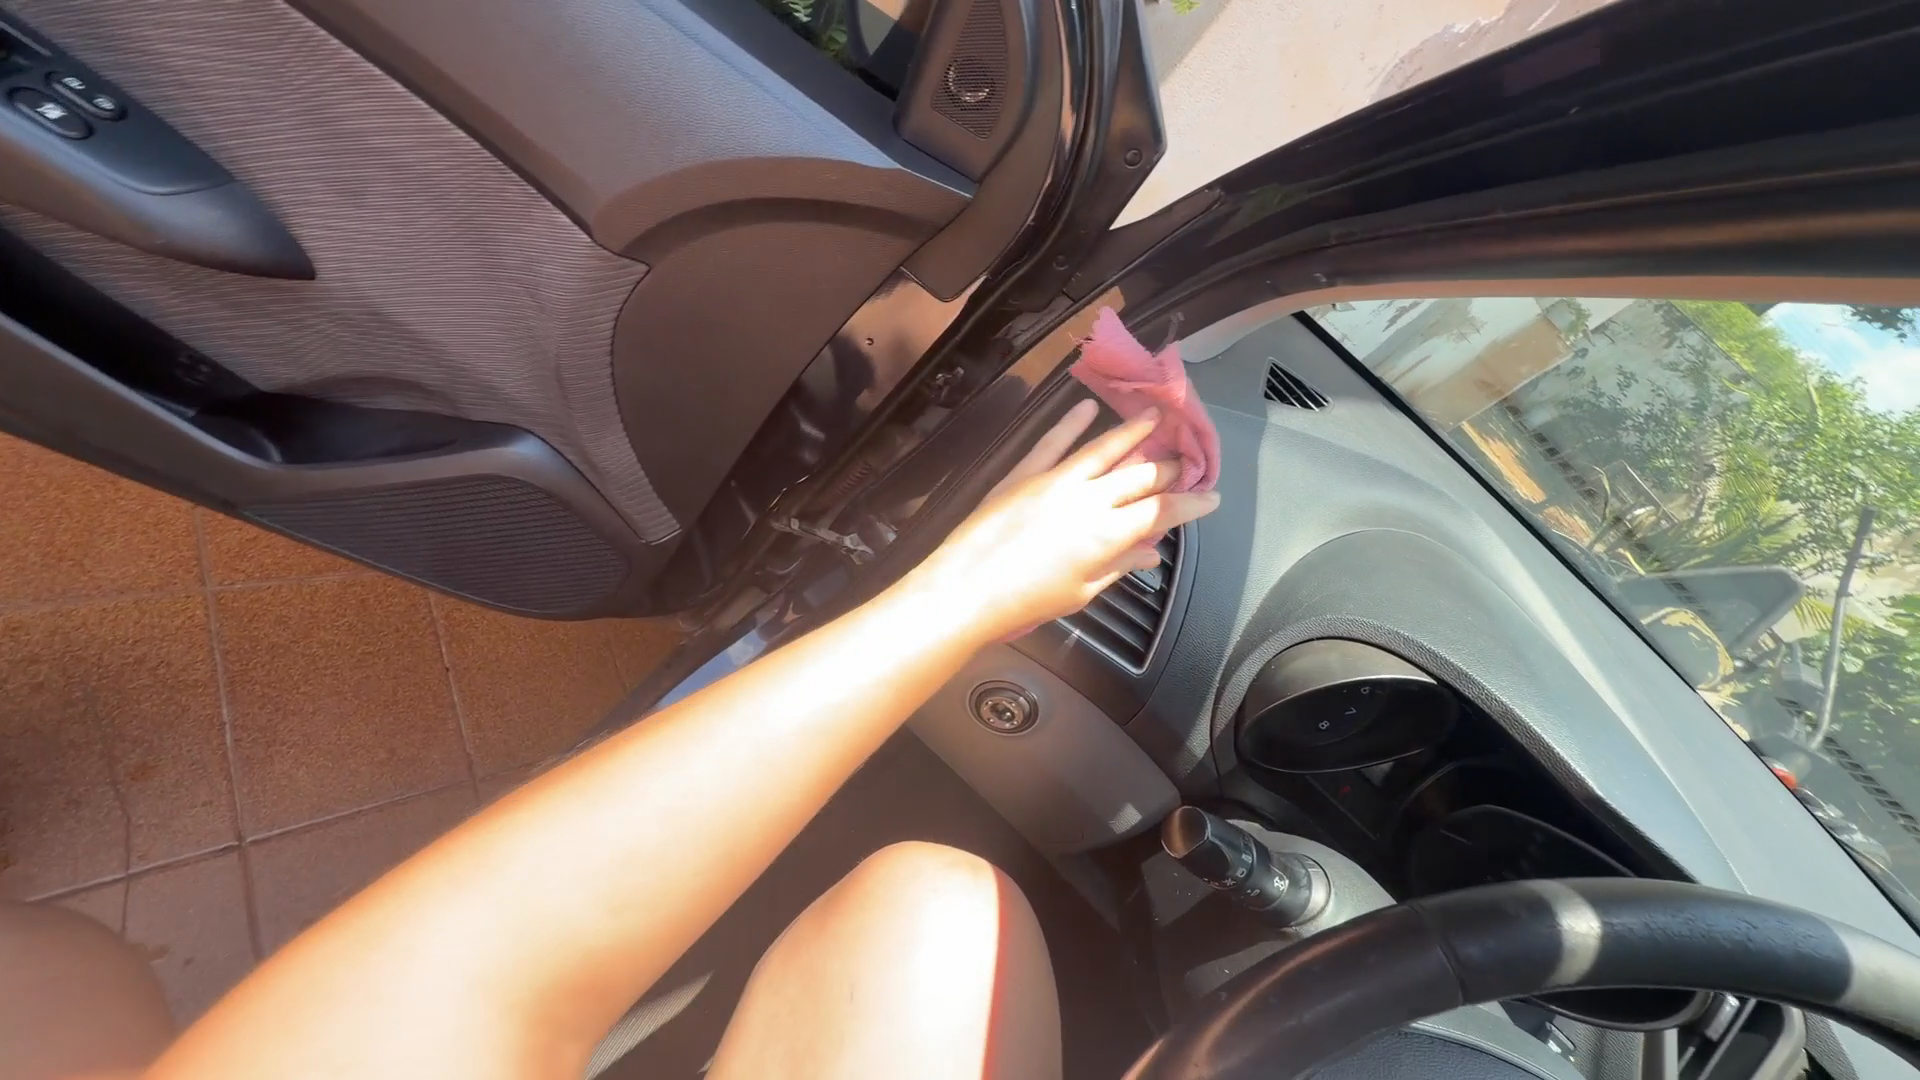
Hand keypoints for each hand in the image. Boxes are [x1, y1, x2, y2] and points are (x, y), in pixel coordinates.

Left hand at [898, 399, 1221, 644]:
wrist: (967, 588)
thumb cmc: (1026, 601)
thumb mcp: (1081, 592)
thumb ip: (1118, 565)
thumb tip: (1150, 553)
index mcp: (1106, 534)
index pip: (1161, 511)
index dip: (1191, 503)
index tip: (1210, 496)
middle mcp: (1087, 499)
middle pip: (1139, 475)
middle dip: (1167, 467)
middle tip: (1184, 462)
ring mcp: (1054, 481)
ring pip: (1102, 449)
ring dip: (1132, 431)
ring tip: (1154, 416)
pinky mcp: (1023, 473)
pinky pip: (1052, 442)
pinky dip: (1070, 423)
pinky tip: (1087, 408)